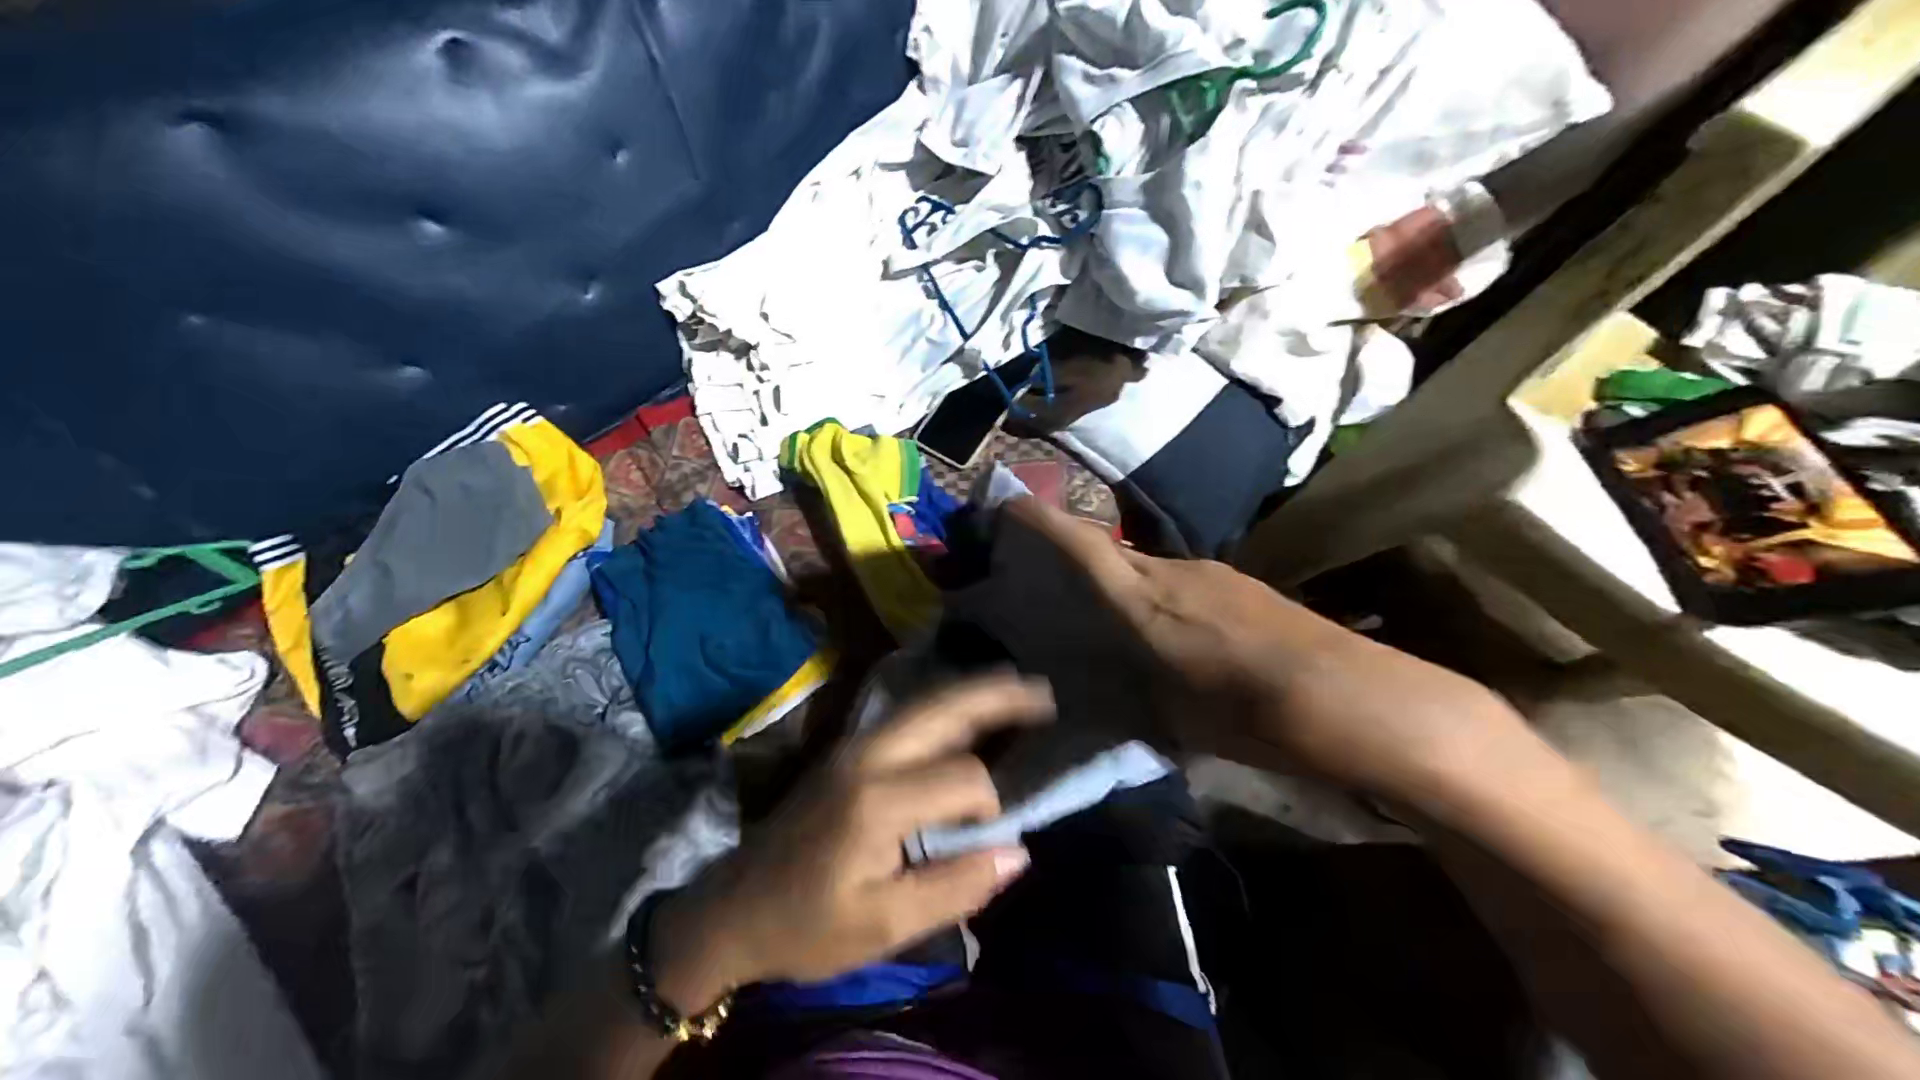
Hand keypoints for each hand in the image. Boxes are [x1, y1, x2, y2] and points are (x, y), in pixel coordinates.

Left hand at [648, 676, 1050, 1011]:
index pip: (964, 779)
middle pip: (943, 708)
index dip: (991, 805)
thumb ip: (955, 887)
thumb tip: (1018, 850)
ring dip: (973, 693)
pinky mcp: (848, 750)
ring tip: (1018, 688)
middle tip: (1043, 692)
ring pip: (925, 703)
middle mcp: (868, 755)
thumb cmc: (808, 925)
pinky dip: (948, 706)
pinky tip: (968, 713)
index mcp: (878, 800)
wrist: (733, 908)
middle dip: (996, 695)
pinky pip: (909, 716)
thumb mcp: (884, 926)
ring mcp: (854, 745)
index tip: (990, 838)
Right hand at [959, 498, 1535, 804]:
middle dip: (1072, 557)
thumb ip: (1129, 695)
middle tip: (1044, 580)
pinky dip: (1160, 597)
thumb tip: (1096, 694)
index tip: (1006, 502)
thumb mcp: (1174, 719)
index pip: (1083, 549)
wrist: (1359, 700)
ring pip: (1148, 570)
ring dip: (1121, 584)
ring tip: (1105, 616)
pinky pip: (1183, 582)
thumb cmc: (1251, 715)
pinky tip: (1170, 631)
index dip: (1042, 523)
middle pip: (1111, 555)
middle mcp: (1177, 573)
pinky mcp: (1244, 586)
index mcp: (1149, 602)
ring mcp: (1216, 574)